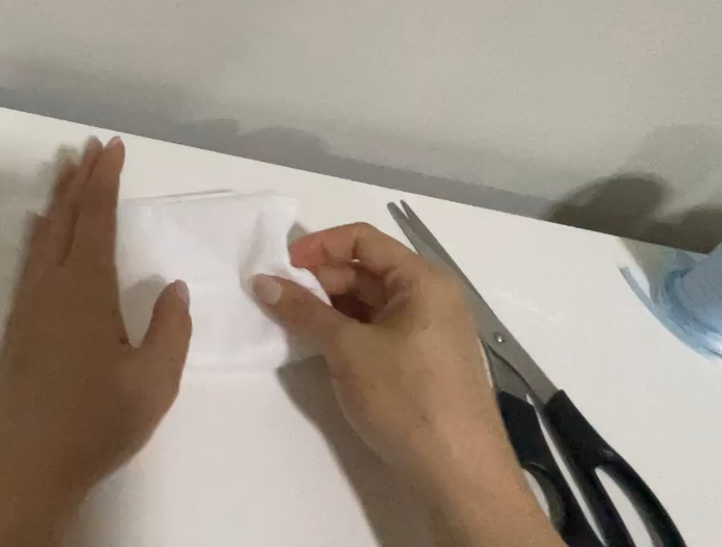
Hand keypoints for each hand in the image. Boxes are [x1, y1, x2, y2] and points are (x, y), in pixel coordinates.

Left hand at [0, 138, 192, 546]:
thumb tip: (171, 286)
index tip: (112, 147)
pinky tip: (37, 224)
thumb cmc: (94, 421)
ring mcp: (30, 298)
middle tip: (91, 144)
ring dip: (59, 196)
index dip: (106, 179)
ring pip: (45, 231)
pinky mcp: (18, 318)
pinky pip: (31, 254)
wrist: (25, 461)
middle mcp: (53, 281)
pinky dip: (40, 228)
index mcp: (87, 287)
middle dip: (82, 176)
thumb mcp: (153, 383)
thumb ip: (170, 330)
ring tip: (67, 167)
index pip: (98, 217)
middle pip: (67, 214)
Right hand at [252, 223, 558, 545]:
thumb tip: (261, 280)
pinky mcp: (422, 362)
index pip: (362, 240)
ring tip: (293, 322)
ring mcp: (428, 332)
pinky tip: (319, 346)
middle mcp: (429, 298)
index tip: (282, 265)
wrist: (461, 481)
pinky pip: (376, 328)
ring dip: (329, 306)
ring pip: (367, 301)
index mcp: (422, 281)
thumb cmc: (408, 398)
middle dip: (319, 279)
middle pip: (364, 269)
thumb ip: (302, 310)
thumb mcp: (347, 348)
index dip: (319, 246)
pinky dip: (346, 330)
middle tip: (280, 298)